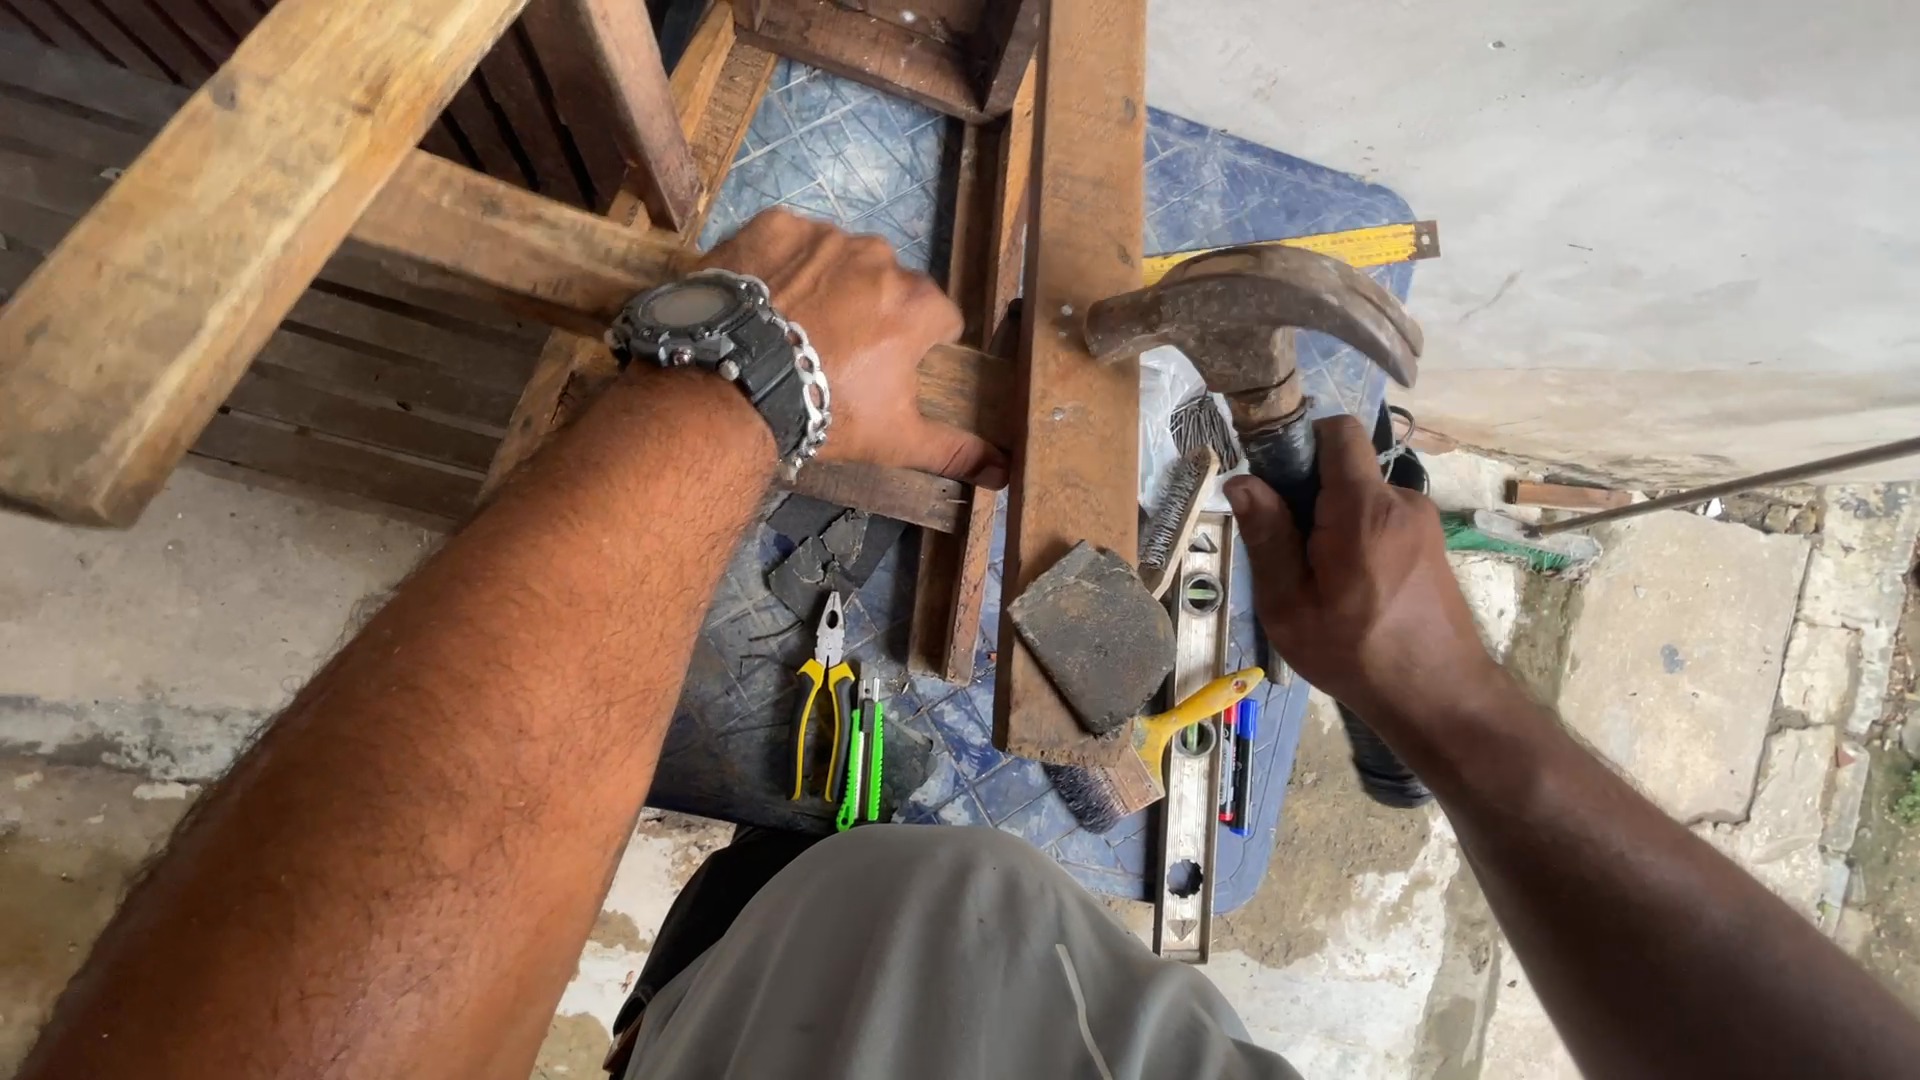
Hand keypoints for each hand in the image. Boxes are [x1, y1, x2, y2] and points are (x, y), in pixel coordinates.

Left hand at [699, 210, 1008, 487]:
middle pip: (890, 284)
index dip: (920, 343)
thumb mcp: (896, 439)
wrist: (732, 385)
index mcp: (915, 304)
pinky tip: (767, 299)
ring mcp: (825, 236)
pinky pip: (793, 241)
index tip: (893, 366)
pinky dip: (785, 265)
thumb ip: (954, 450)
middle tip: (838, 352)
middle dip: (874, 311)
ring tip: (796, 327)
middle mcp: (879, 257)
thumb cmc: (827, 410)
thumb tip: (1005, 472)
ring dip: (830, 285)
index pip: (940, 316)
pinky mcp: (774, 225)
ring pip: (842, 259)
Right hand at [1223, 415, 1503, 733]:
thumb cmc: (1354, 652)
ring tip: (1315, 581)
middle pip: (1341, 470)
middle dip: (1304, 497)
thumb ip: (1266, 535)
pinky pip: (1378, 520)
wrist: (1440, 699)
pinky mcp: (1429, 542)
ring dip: (1328, 524)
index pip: (1337, 431)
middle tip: (1284, 553)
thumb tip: (1240, 481)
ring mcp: (1422, 521)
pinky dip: (1352, 539)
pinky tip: (1345, 588)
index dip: (1298, 439)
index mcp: (1364, 509)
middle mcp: (1401, 501)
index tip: (1269, 479)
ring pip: (1357, 499)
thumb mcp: (1288, 602)